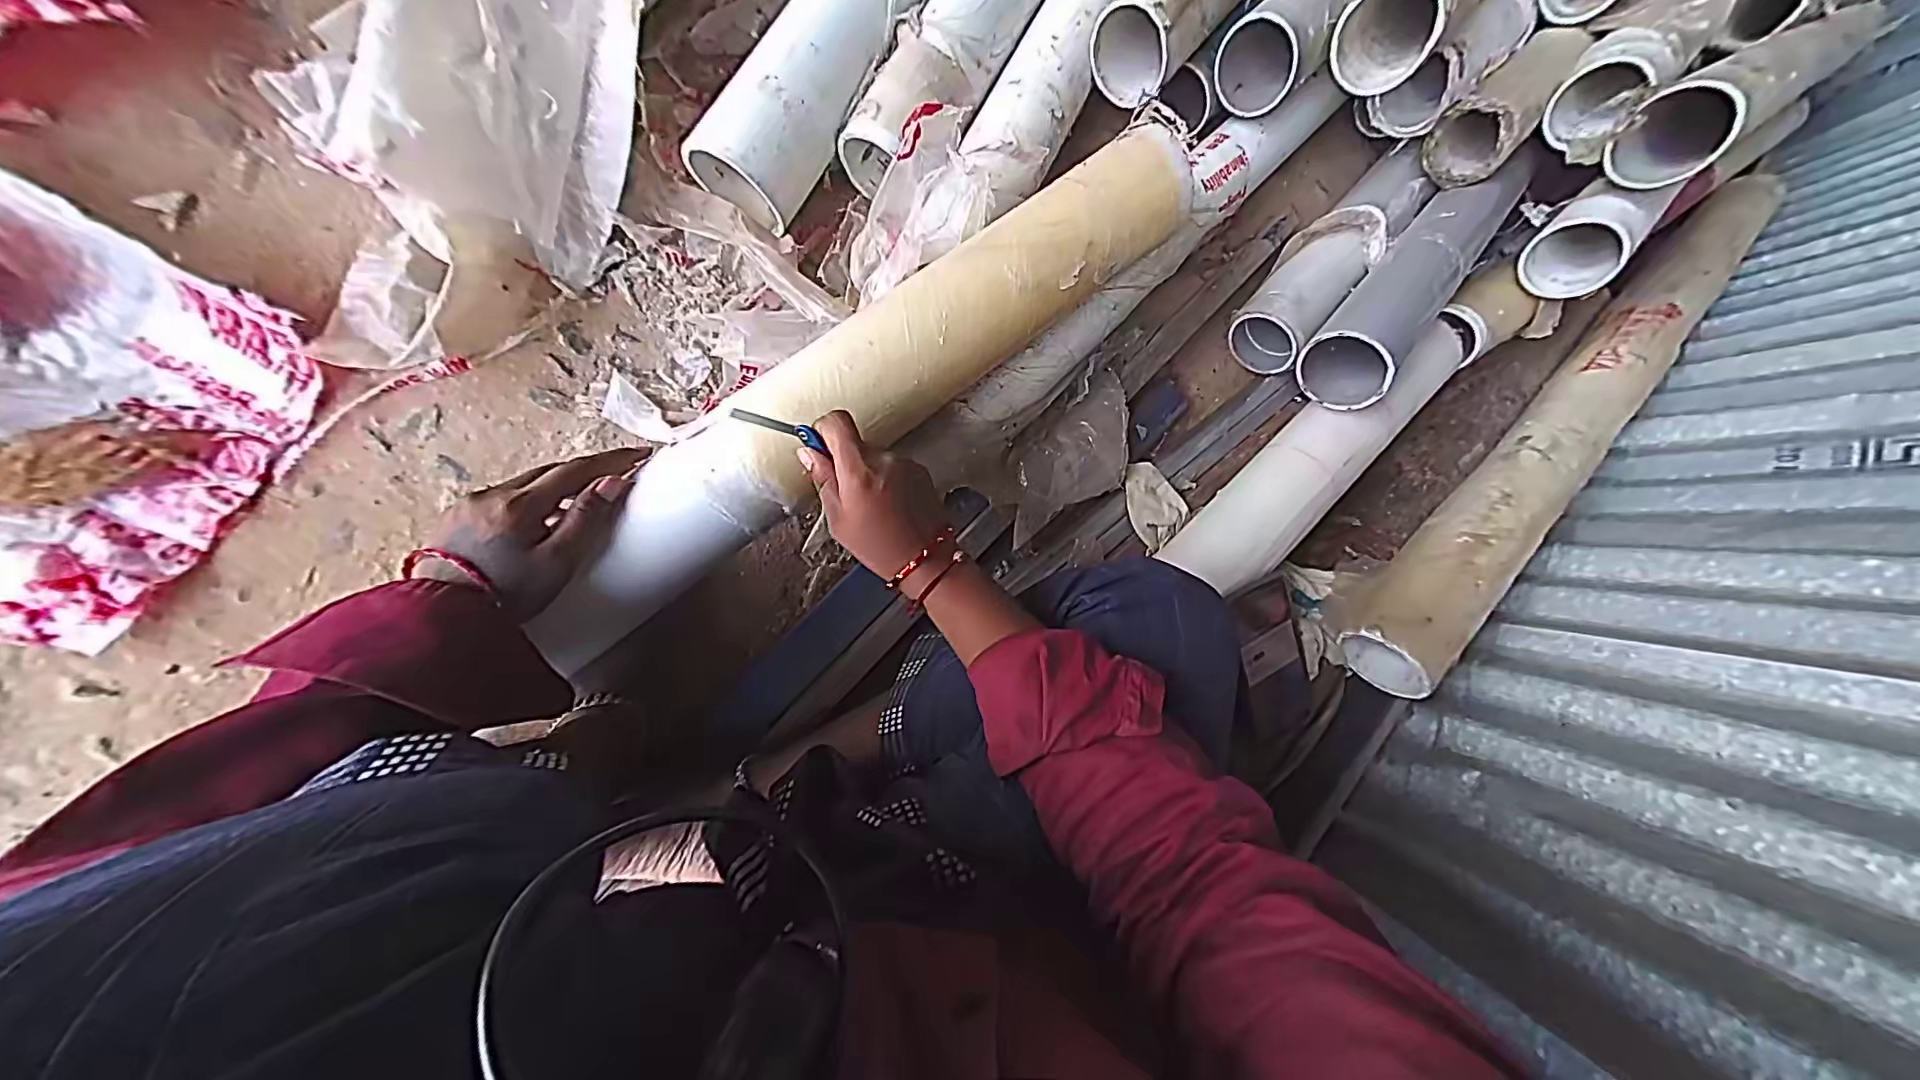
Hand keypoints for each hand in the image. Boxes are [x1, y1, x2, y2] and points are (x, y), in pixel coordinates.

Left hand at [421, 447, 647, 619]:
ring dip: (558, 486)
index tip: (638, 454)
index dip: (611, 460)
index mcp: (520, 504)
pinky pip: (504, 498)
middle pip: (550, 472)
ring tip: (583, 498)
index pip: (576, 470)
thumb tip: (612, 483)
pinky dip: (531, 500)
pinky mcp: (457, 520)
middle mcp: (492, 496)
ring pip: (526, 484)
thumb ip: (587, 519)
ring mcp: (470, 506)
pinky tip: (540, 519)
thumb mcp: (557, 561)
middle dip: (586, 470)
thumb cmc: (506, 596)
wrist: (440, 619)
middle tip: (617, 472)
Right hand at [797, 411, 947, 581]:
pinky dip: (886, 478)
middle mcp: (884, 460)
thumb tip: (809, 452)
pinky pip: (893, 465)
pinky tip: (889, 504)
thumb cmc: (881, 547)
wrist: (927, 559)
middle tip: (847, 493)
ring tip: (871, 505)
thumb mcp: (839, 519)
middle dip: (845, 462)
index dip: (823, 430)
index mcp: (859, 472)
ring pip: (874, 455)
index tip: (819, 447)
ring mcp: (904, 462)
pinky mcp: (919, 468)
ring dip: (867, 472)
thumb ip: (823, 479)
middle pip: (855, 442)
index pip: (837, 422)